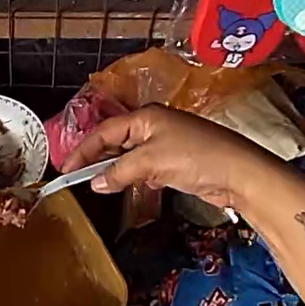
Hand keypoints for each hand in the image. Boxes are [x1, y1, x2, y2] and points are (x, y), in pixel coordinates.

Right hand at [59, 105, 284, 211]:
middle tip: (77, 177)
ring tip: (98, 185)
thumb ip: (119, 171)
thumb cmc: (196, 158)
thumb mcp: (151, 162)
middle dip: (98, 158)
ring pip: (131, 155)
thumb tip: (96, 182)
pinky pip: (146, 167)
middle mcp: (154, 125)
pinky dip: (135, 177)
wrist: (239, 173)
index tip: (65, 168)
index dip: (83, 150)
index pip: (105, 131)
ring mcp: (166, 143)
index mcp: (146, 117)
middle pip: (117, 140)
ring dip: (116, 170)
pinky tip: (128, 188)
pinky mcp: (176, 161)